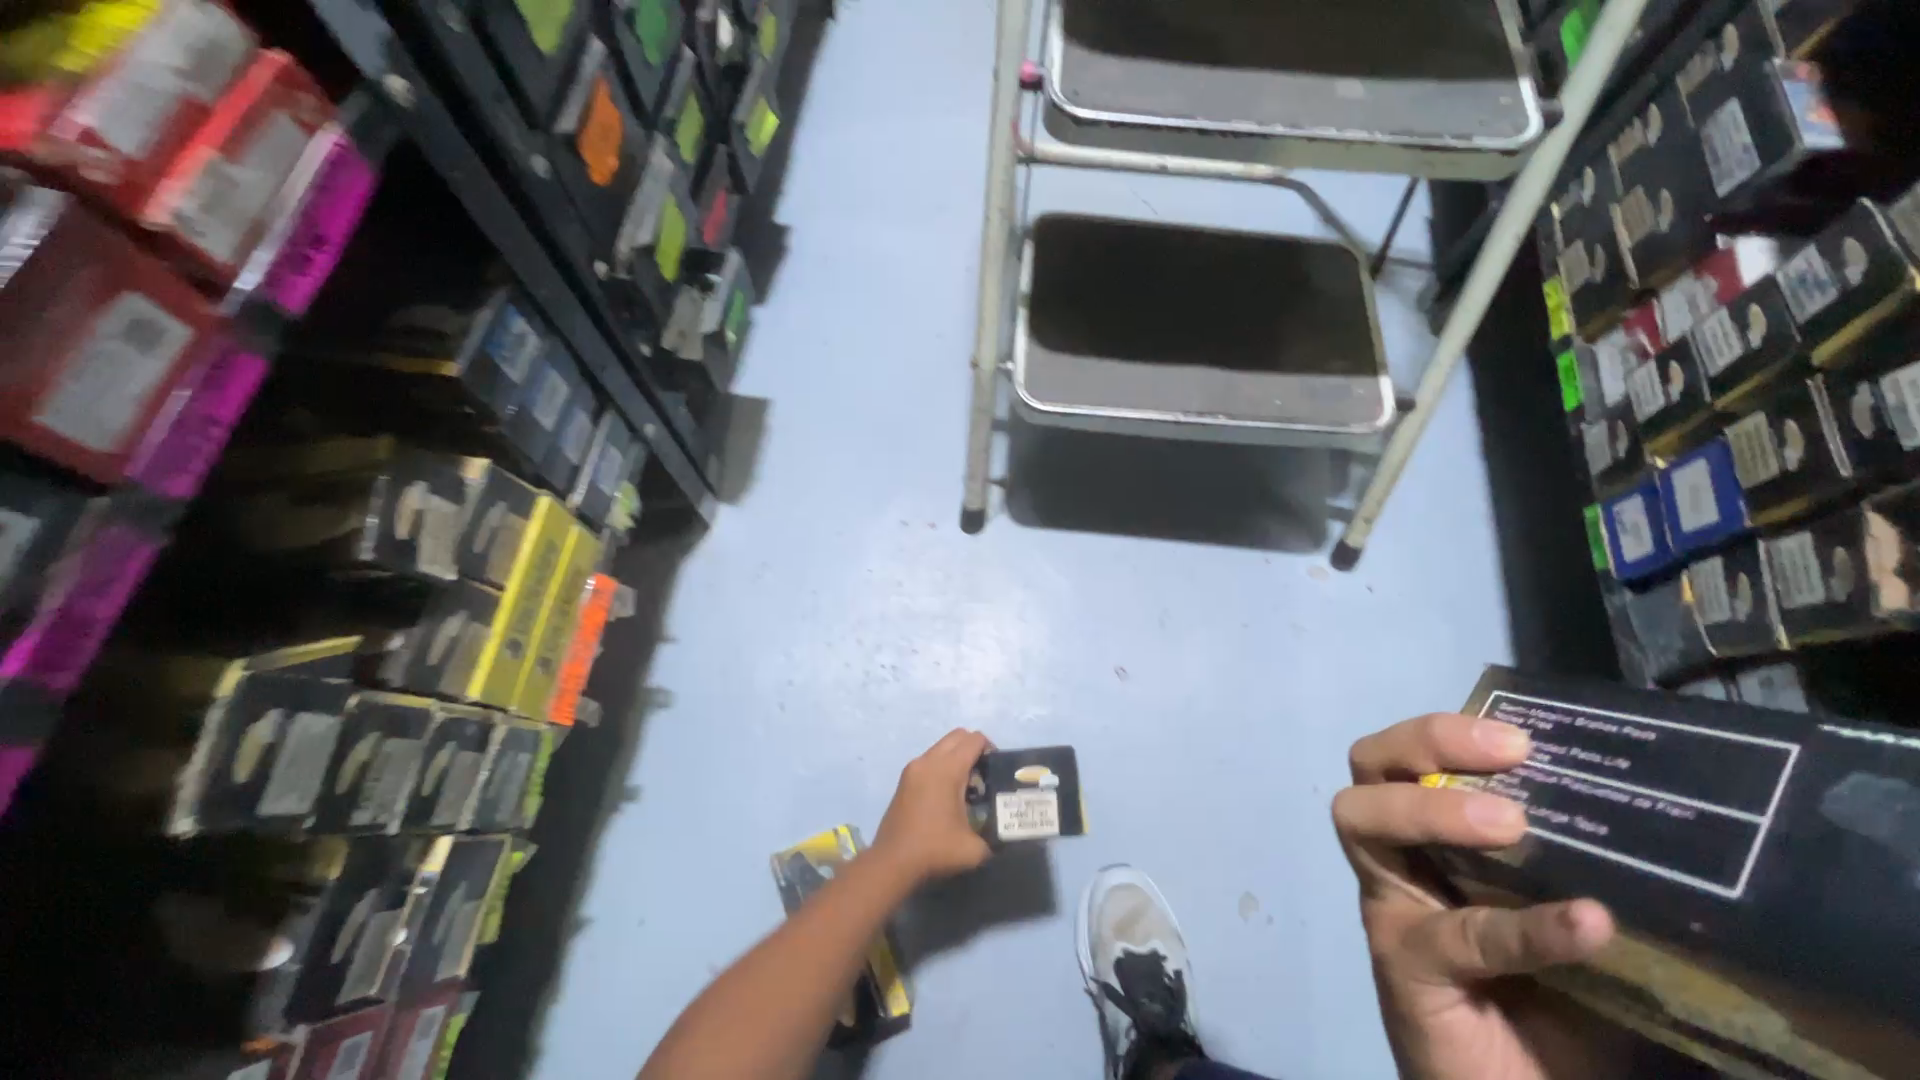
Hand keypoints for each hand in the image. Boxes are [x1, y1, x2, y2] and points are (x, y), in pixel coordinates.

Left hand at [872, 729, 993, 886]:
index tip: (996, 771)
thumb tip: (1005, 831)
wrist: (892, 863)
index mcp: (946, 769)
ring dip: (957, 758)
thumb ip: (995, 833)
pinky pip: (930, 760)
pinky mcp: (904, 780)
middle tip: (984, 775)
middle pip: (957, 736)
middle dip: (974, 749)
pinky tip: (948, 796)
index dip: (991, 749)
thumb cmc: (935, 850)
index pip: (974, 740)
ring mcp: (912, 769)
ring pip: (941, 747)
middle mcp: (927, 761)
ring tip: (967, 788)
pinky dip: (942, 767)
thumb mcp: (975, 848)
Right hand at [1332, 713, 1618, 1079]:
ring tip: (1508, 825)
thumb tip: (1681, 810)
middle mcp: (1400, 857)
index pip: (1412, 755)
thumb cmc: (1560, 999)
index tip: (1525, 737)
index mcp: (1436, 835)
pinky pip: (1453, 934)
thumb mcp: (1580, 912)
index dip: (1447, 731)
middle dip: (1424, 743)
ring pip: (1361, 819)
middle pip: (1368, 766)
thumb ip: (1596, 866)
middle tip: (1508, 757)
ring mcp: (1393, 906)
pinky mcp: (1403, 965)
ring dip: (1427, 808)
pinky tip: (1588, 927)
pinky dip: (1522, 926)